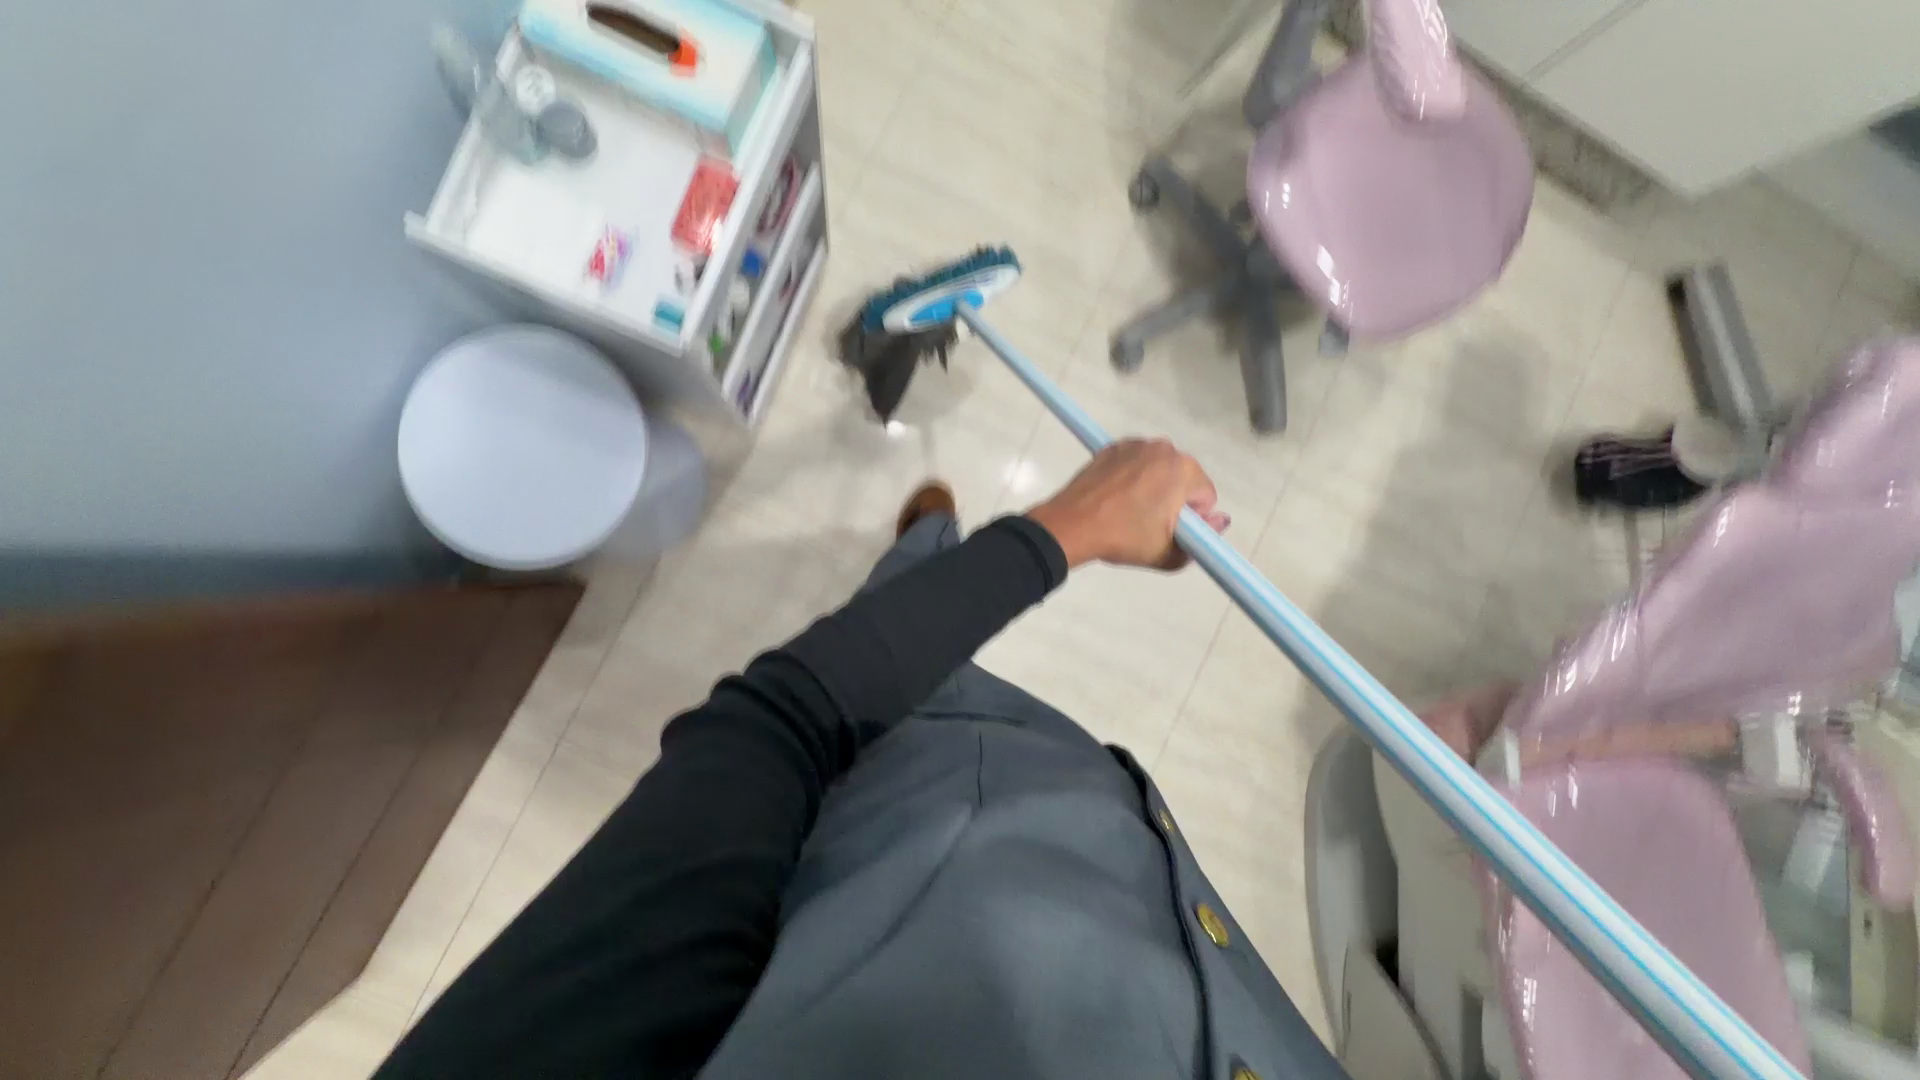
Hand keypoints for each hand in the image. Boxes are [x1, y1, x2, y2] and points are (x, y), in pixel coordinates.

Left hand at [1025, 438, 1228, 570]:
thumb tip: (1220, 520)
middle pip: (1183, 479)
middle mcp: (1164, 448)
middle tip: (1148, 523)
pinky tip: (1115, 497)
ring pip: (1158, 470)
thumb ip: (1203, 541)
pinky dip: (1131, 477)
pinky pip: (1134, 463)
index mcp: (1184, 469)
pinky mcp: (1111, 448)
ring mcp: (1135, 444)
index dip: (1193, 520)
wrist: (1071, 525)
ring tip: (1129, 511)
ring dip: (1153, 487)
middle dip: (1174, 500)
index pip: (1206, 497)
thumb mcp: (1168, 554)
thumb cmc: (1124, 538)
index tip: (1170, 531)